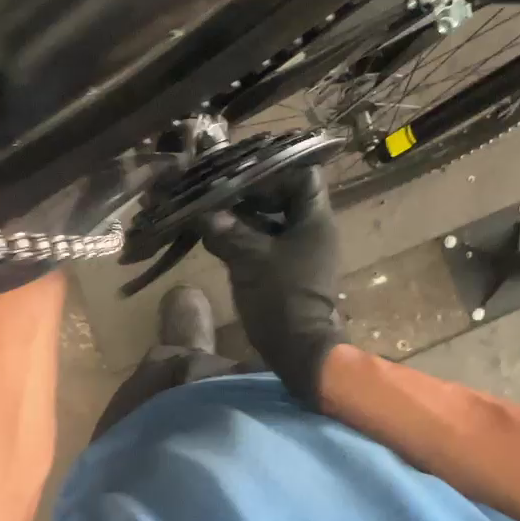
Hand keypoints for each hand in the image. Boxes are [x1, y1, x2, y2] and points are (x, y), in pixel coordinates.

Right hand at [202, 165, 347, 404]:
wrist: (299, 351)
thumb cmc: (280, 298)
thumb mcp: (248, 259)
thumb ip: (226, 229)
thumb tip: (204, 213)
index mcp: (315, 220)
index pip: (302, 174)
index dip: (272, 169)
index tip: (241, 173)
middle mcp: (314, 231)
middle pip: (284, 197)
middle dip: (250, 193)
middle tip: (218, 190)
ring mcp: (304, 254)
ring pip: (273, 222)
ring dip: (244, 217)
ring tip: (211, 211)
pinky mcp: (291, 273)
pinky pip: (268, 244)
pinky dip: (246, 238)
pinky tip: (218, 237)